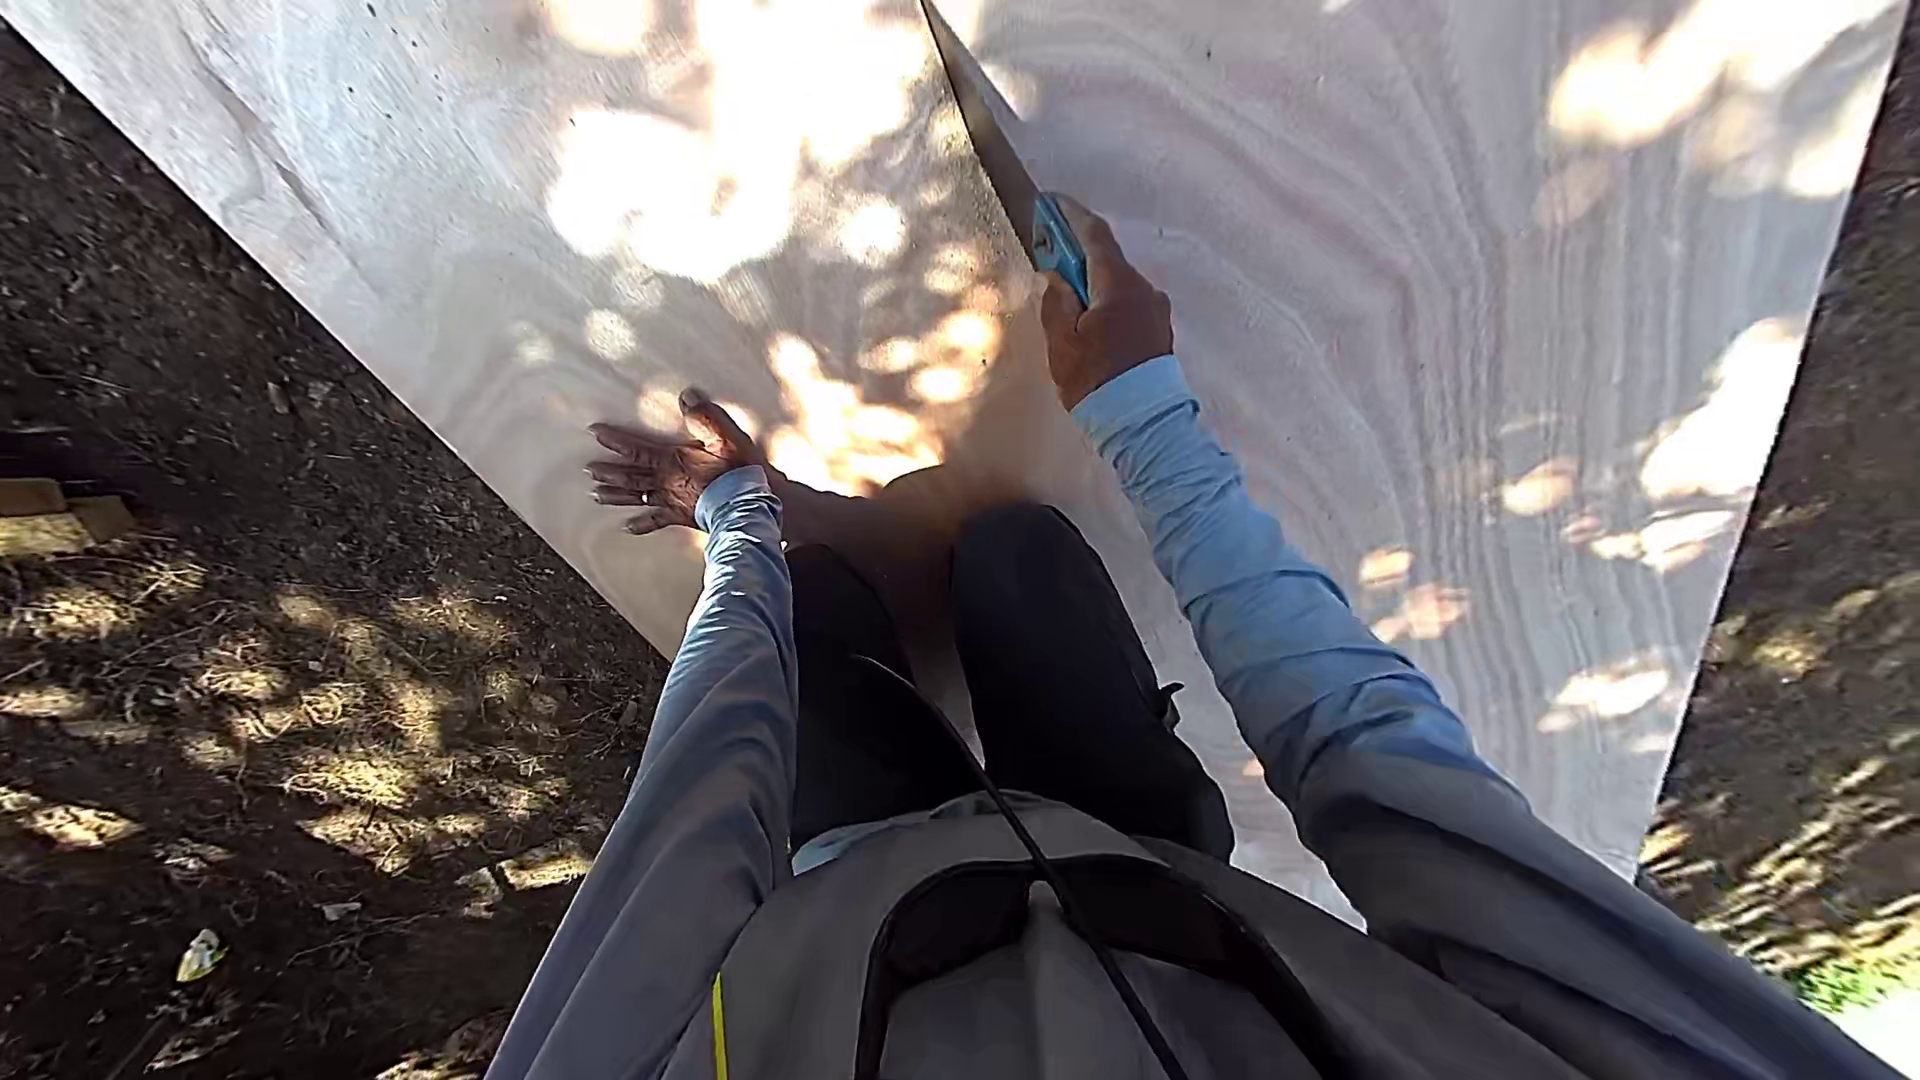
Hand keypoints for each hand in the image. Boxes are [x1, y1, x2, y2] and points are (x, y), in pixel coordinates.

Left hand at [587, 389, 763, 534]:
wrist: (744, 506)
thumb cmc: (737, 473)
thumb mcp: (726, 439)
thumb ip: (705, 417)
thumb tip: (687, 396)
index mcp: (672, 460)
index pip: (636, 449)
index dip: (614, 440)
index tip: (595, 432)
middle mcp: (666, 481)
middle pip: (630, 475)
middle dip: (609, 471)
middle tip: (589, 469)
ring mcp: (671, 501)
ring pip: (637, 496)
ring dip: (615, 495)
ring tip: (597, 494)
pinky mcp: (680, 517)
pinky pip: (656, 521)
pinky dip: (641, 524)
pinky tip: (627, 527)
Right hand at [1038, 196, 1173, 408]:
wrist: (1142, 424)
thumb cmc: (1096, 383)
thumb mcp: (1063, 344)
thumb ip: (1056, 304)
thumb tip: (1056, 279)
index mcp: (1119, 285)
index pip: (1094, 235)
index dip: (1069, 214)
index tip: (1050, 202)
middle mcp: (1145, 290)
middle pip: (1105, 262)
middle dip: (1076, 259)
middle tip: (1049, 263)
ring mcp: (1156, 312)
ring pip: (1116, 287)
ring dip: (1091, 289)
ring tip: (1067, 313)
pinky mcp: (1159, 333)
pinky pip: (1128, 308)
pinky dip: (1106, 307)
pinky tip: (1091, 330)